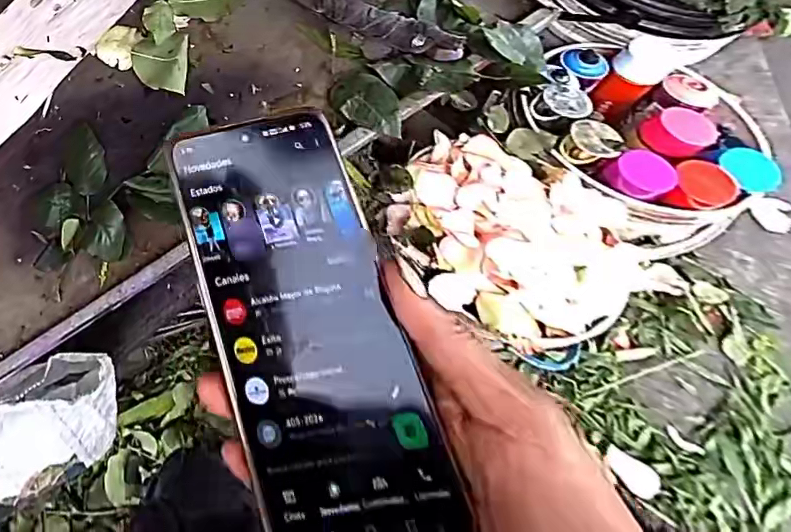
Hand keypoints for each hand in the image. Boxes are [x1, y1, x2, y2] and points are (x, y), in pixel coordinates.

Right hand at [196, 264, 636, 531]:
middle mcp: (402, 436)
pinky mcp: (365, 518)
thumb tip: (396, 281)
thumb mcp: (518, 417)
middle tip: (231, 351)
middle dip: (272, 370)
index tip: (275, 298)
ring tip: (222, 396)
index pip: (364, 348)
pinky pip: (313, 499)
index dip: (318, 322)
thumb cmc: (568, 514)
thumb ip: (456, 351)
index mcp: (434, 399)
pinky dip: (272, 481)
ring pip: (310, 444)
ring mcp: (384, 483)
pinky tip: (246, 461)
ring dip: (261, 419)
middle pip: (325, 395)